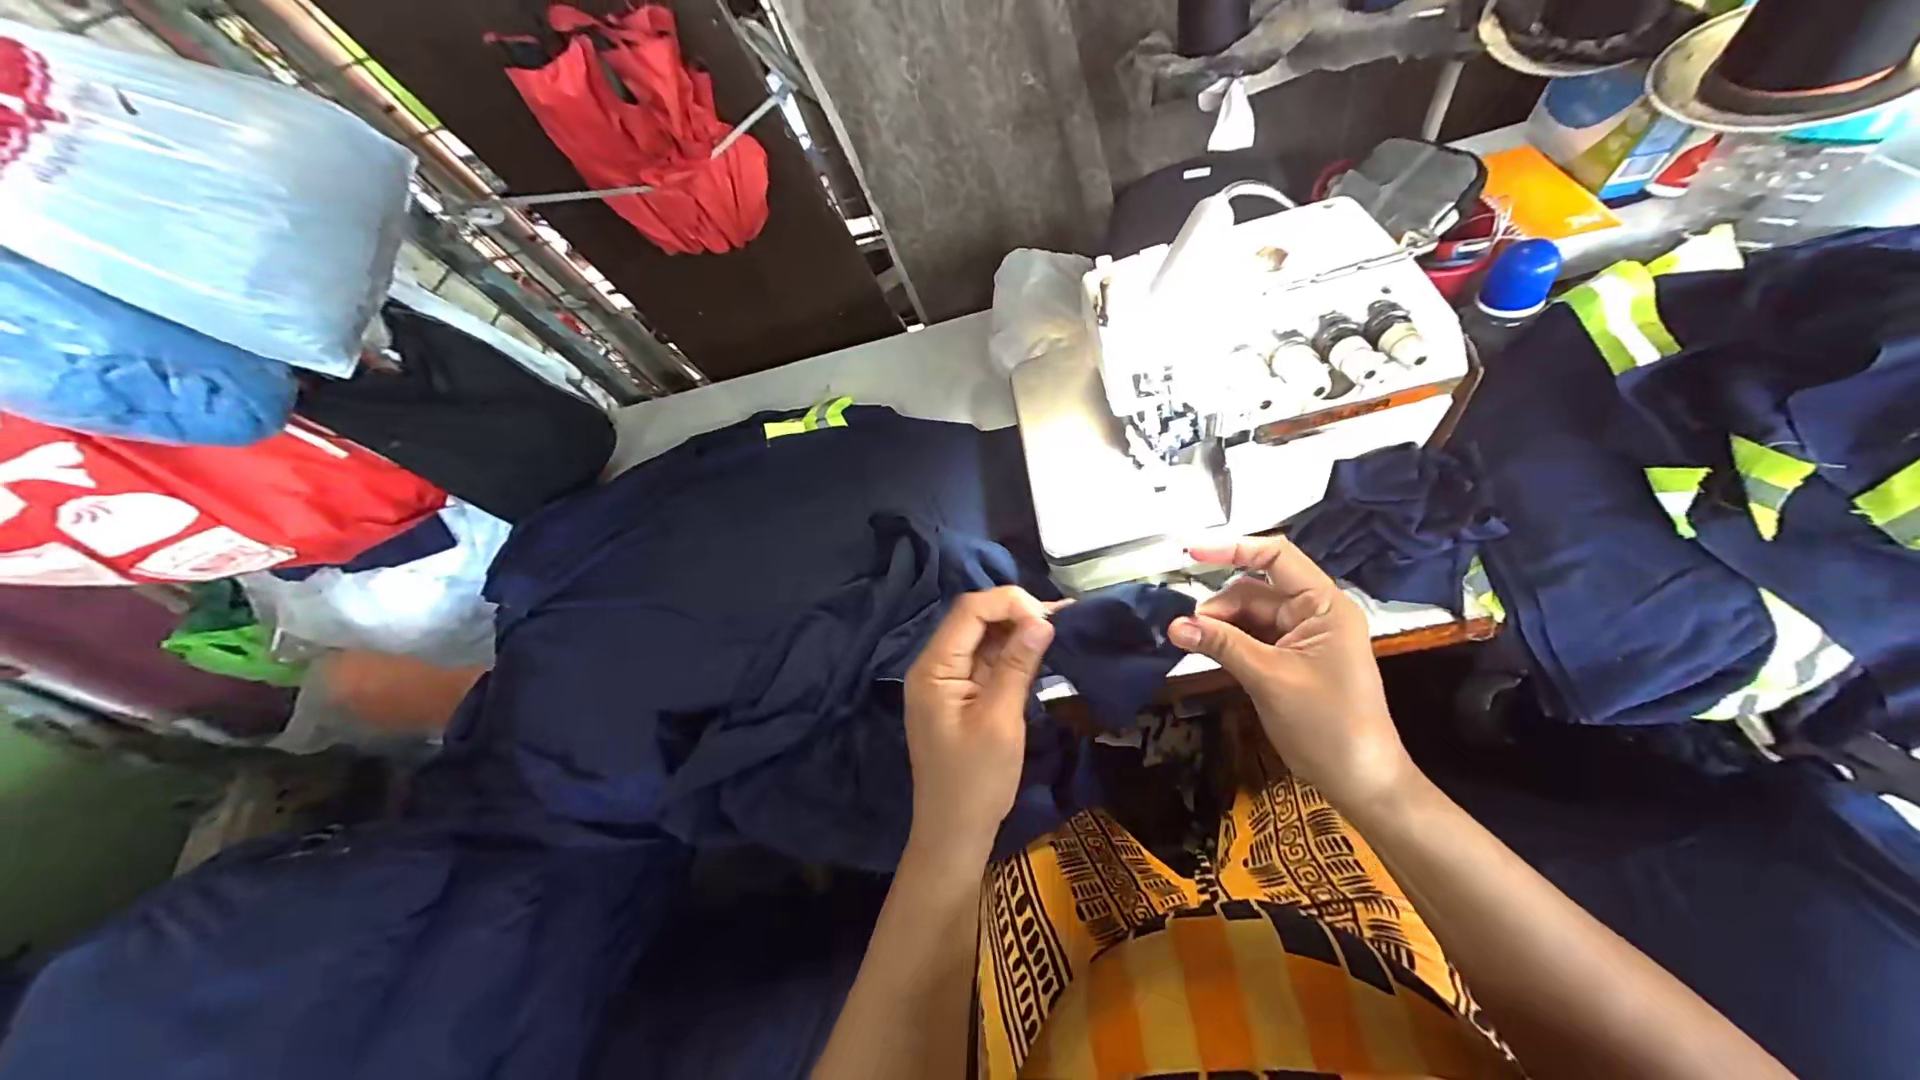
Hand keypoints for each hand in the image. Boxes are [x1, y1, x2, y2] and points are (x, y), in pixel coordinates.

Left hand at [902, 587, 1056, 859]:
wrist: (953, 833)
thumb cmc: (976, 782)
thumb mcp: (1001, 720)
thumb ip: (1017, 665)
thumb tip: (1042, 619)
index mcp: (933, 668)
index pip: (968, 611)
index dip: (1009, 603)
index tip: (1049, 617)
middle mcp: (934, 666)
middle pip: (973, 619)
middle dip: (1015, 612)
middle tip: (1060, 619)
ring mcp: (946, 681)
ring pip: (981, 637)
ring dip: (1016, 630)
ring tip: (1057, 627)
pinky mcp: (960, 695)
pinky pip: (985, 660)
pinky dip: (1011, 652)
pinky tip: (1039, 648)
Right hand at [1167, 536, 1418, 811]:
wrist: (1359, 780)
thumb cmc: (1328, 724)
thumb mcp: (1270, 678)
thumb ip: (1222, 645)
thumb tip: (1175, 624)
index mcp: (1324, 605)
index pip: (1276, 558)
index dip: (1232, 548)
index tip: (1190, 552)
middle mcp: (1312, 613)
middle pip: (1253, 590)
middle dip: (1218, 605)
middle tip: (1186, 630)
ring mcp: (1299, 637)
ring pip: (1246, 615)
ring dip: (1218, 625)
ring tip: (1191, 643)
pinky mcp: (1286, 659)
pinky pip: (1248, 638)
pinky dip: (1225, 642)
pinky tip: (1203, 650)